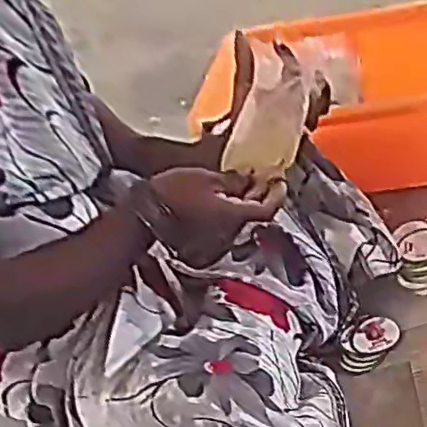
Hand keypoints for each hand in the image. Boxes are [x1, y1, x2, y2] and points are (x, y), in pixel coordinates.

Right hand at [147, 167, 281, 266]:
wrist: (146, 219)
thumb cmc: (174, 195)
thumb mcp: (205, 179)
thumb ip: (233, 181)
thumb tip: (250, 179)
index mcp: (238, 216)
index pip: (268, 208)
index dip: (277, 195)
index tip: (280, 182)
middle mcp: (238, 234)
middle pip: (259, 217)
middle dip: (264, 198)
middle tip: (265, 183)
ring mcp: (227, 243)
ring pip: (247, 224)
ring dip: (249, 207)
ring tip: (247, 190)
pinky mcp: (214, 248)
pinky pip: (232, 230)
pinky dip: (235, 216)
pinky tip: (228, 204)